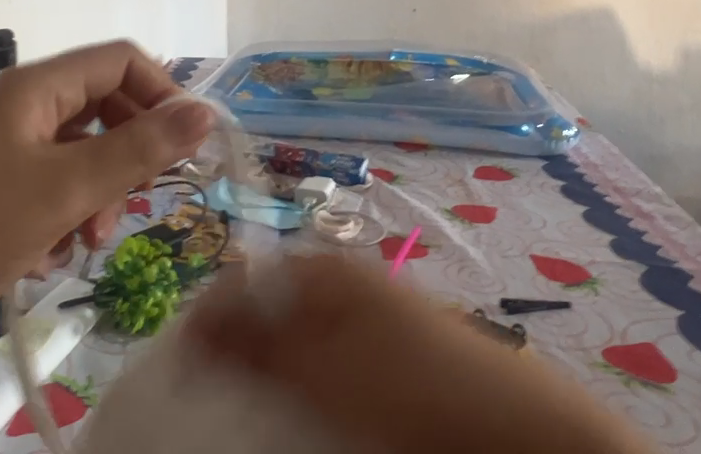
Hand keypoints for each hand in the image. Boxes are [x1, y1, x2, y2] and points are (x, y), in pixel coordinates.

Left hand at [0, 40, 215, 346]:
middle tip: (133, 204)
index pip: (121, 61)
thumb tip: (204, 111)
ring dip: (98, 191)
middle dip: (128, 154)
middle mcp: (21, 103)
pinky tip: (50, 252)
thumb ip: (137, 149)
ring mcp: (2, 142)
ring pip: (79, 150)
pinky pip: (48, 180)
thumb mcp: (64, 190)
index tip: (185, 150)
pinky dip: (64, 210)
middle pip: (103, 106)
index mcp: (36, 87)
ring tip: (87, 242)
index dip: (162, 95)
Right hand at [188, 255, 650, 453]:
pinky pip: (326, 367)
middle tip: (213, 398)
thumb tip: (192, 326)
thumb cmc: (411, 388)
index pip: (238, 281)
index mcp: (321, 270)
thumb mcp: (321, 366)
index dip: (204, 323)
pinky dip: (305, 389)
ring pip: (293, 343)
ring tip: (254, 413)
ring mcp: (367, 319)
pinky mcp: (387, 359)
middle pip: (264, 312)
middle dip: (234, 352)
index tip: (180, 372)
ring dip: (268, 376)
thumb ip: (253, 341)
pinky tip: (302, 418)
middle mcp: (341, 284)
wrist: (520, 431)